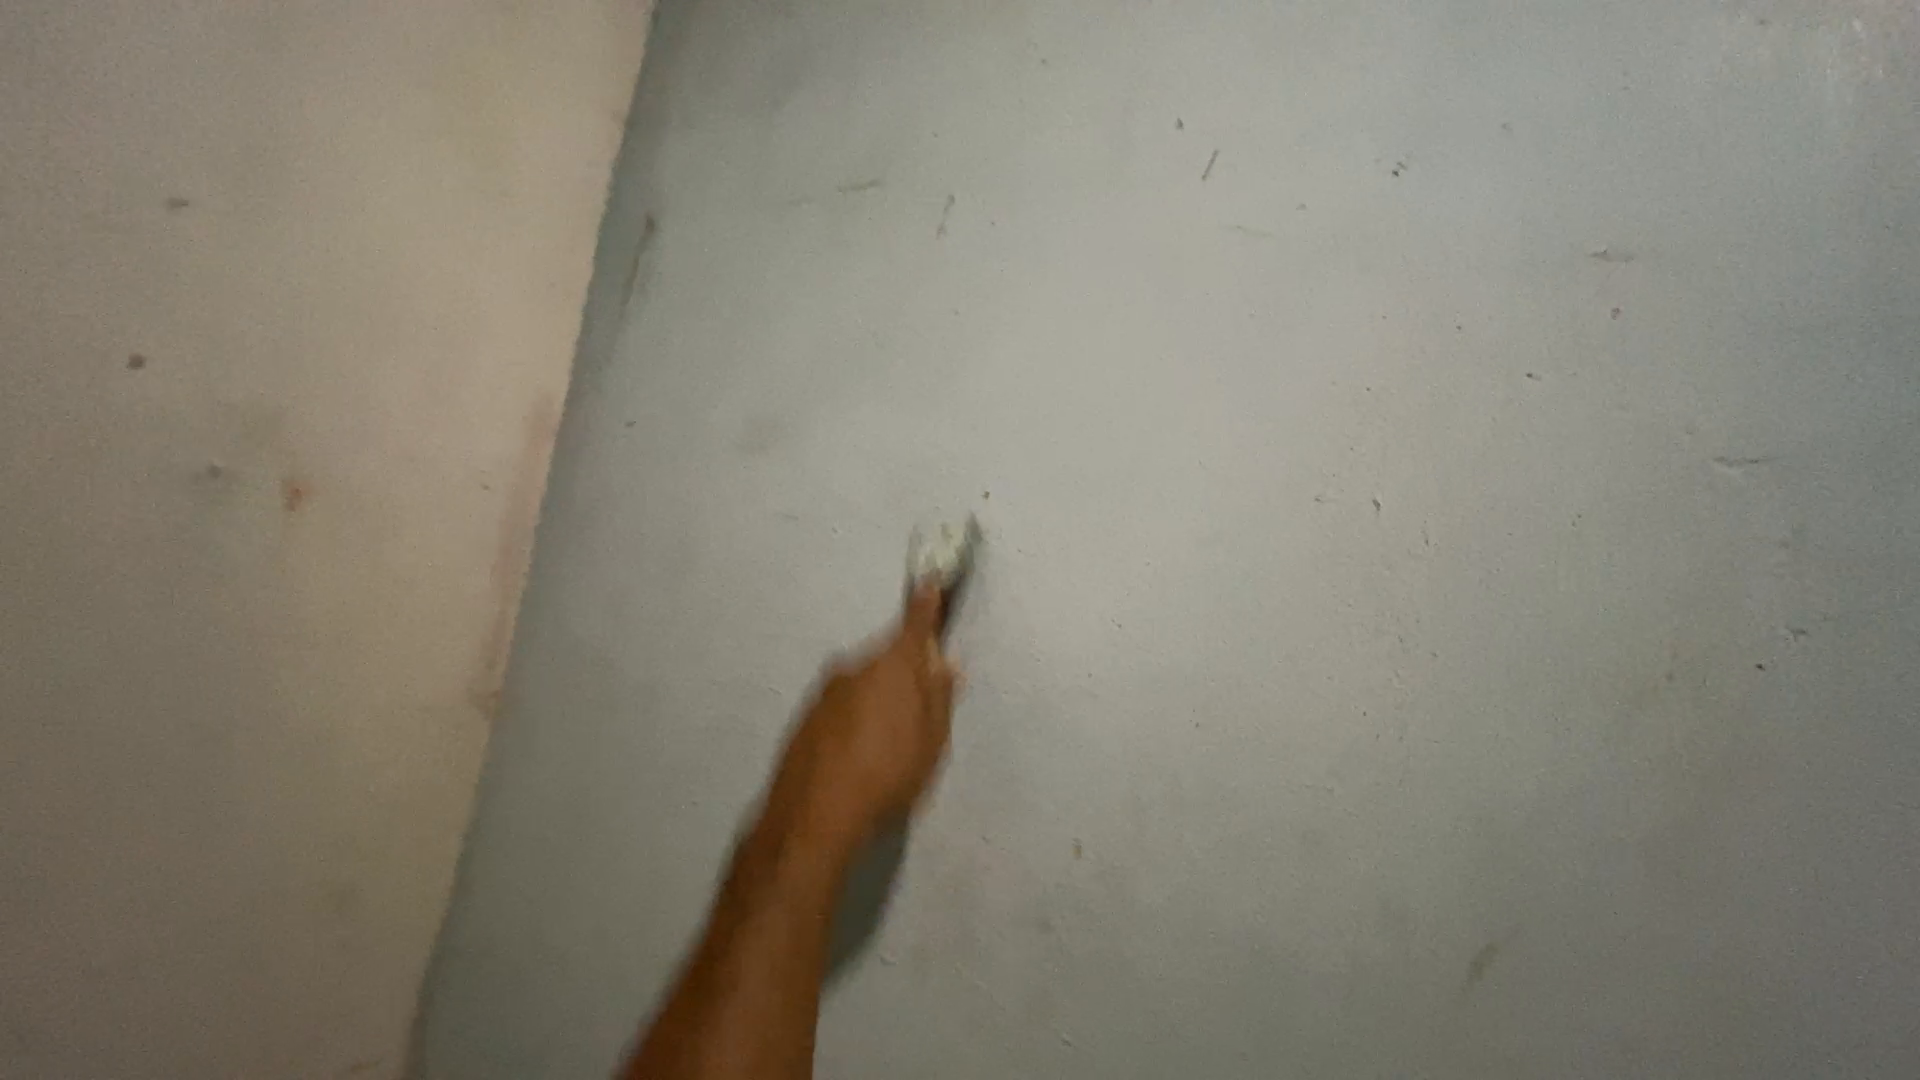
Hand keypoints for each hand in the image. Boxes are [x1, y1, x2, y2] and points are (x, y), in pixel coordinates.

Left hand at [764, 585, 957, 852]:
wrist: (813, 814)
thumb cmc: (888, 774)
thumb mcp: (931, 742)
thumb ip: (939, 698)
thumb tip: (945, 665)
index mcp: (894, 665)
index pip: (916, 623)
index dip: (926, 603)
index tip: (929, 581)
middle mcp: (856, 665)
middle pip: (888, 656)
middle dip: (904, 671)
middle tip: (917, 711)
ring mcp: (826, 689)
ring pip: (862, 681)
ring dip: (877, 697)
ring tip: (885, 745)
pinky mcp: (805, 714)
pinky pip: (841, 704)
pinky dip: (853, 717)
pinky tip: (856, 754)